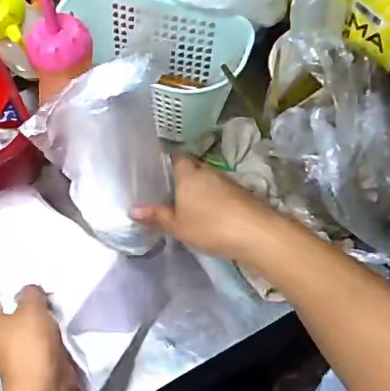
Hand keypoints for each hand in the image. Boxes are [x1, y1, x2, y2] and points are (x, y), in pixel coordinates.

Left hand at [0, 285, 75, 390]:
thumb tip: (31, 291)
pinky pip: (45, 341)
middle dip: (34, 304)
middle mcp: (0, 339)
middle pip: (17, 312)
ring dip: (47, 320)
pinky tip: (66, 326)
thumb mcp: (31, 309)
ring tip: (61, 308)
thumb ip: (31, 293)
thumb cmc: (31, 345)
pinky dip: (55, 335)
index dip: (14, 288)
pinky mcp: (36, 362)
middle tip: (51, 294)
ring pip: (34, 327)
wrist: (45, 386)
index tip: (34, 283)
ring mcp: (18, 353)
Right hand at [133, 154, 289, 264]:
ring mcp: (227, 180)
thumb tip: (133, 210)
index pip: (176, 157)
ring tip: (188, 205)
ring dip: (200, 189)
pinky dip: (214, 199)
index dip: (167, 163)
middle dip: (183, 178)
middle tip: (169, 193)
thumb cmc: (210, 226)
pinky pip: (221, 191)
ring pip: (208, 180)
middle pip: (192, 168)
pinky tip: (210, 213)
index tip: (157, 173)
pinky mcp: (242, 193)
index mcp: (188, 173)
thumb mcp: (178, 226)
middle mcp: (208, 170)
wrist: (256, 233)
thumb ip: (157, 216)